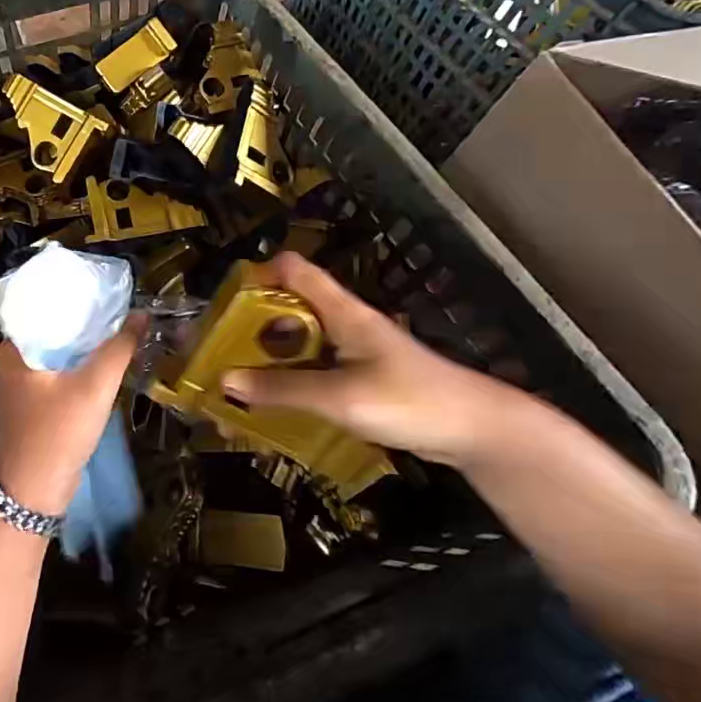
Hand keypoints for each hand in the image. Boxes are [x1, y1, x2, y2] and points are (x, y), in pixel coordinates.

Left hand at [0, 314, 145, 515]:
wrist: (34, 492)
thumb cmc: (57, 432)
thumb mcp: (94, 386)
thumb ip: (119, 348)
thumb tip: (140, 315)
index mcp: (13, 349)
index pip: (42, 308)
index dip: (73, 298)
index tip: (102, 291)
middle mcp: (11, 363)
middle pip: (51, 332)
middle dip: (82, 323)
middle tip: (115, 310)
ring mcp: (20, 386)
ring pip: (56, 355)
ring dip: (81, 347)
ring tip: (113, 332)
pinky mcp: (32, 406)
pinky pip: (57, 375)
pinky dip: (76, 368)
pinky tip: (100, 364)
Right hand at [221, 253, 532, 467]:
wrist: (479, 432)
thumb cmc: (411, 400)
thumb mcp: (341, 397)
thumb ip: (284, 389)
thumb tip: (226, 381)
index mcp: (341, 312)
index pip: (293, 270)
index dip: (258, 276)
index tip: (226, 306)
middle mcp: (343, 323)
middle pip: (288, 308)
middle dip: (251, 327)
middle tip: (220, 353)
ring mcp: (353, 351)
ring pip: (299, 342)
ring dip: (267, 359)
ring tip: (236, 384)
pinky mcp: (360, 377)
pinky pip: (313, 370)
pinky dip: (288, 381)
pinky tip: (273, 406)